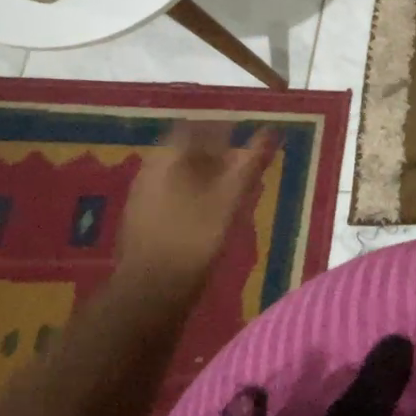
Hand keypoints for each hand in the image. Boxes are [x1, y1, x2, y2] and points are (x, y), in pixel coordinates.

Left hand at [117, 122, 278, 282]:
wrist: (152, 289)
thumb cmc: (196, 235)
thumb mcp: (231, 195)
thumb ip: (252, 161)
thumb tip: (272, 131)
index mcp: (170, 157)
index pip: (198, 126)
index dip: (226, 126)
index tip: (249, 133)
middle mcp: (151, 169)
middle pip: (188, 149)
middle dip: (218, 150)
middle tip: (247, 160)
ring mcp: (143, 195)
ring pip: (180, 172)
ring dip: (207, 173)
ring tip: (235, 185)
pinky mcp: (143, 219)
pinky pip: (173, 191)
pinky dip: (196, 192)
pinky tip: (212, 208)